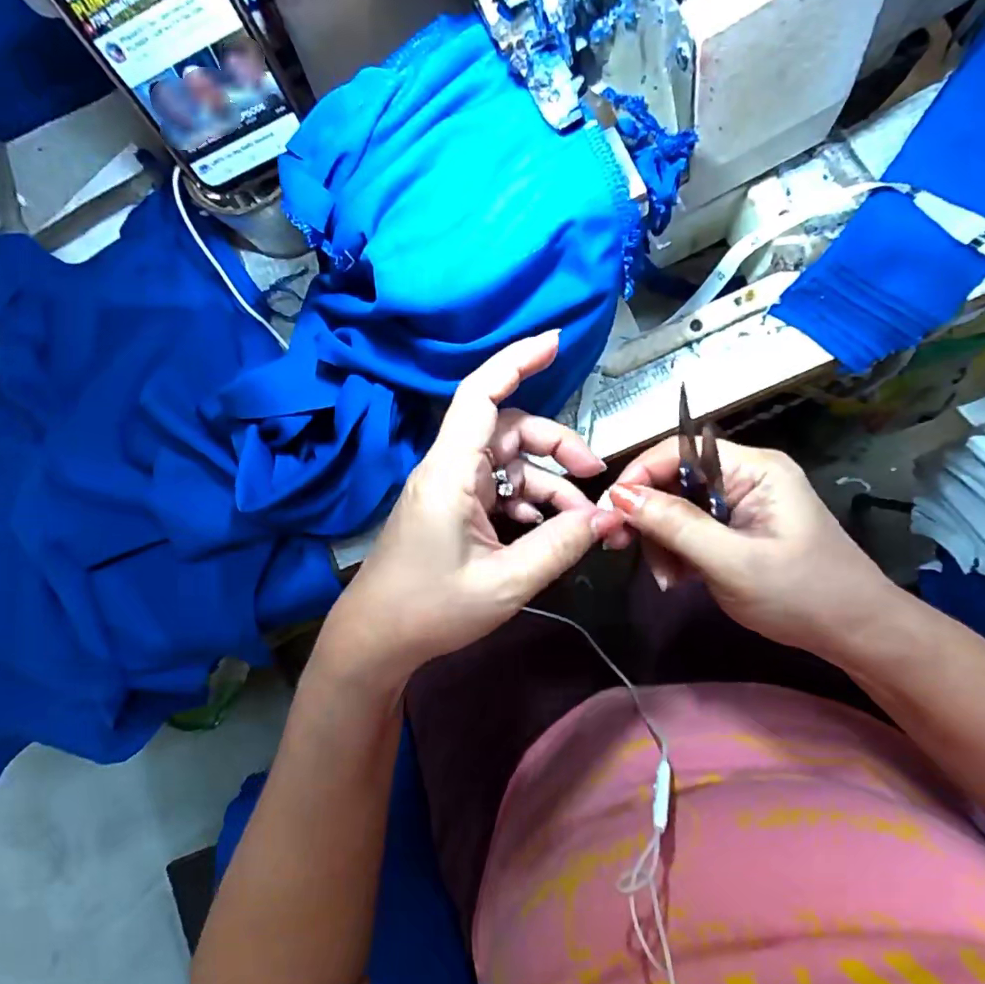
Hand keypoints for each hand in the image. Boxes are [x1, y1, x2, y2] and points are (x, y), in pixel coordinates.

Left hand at [321, 332, 623, 678]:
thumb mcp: (505, 582)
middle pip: (509, 431)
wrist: (375, 642)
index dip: (516, 361)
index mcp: (451, 472)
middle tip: (596, 476)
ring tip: (583, 521)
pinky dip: (530, 502)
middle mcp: (448, 469)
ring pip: (509, 463)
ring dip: (549, 484)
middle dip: (557, 447)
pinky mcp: (452, 509)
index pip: (480, 395)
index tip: (556, 341)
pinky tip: (550, 531)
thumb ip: (560, 545)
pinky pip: (499, 489)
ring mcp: (449, 489)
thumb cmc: (430, 610)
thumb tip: (608, 516)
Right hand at [603, 437, 899, 655]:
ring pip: (678, 508)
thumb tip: (620, 496)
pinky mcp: (737, 530)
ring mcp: (741, 504)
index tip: (612, 511)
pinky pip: (691, 530)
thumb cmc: (801, 594)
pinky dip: (677, 554)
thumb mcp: (732, 561)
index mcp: (754, 468)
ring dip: (661, 542)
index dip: (640, 474)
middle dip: (648, 515)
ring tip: (666, 580)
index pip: (680, 450)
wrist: (855, 632)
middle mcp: (745, 477)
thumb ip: (676, 525)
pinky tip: (677, 581)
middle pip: (675, 480)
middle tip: (621, 547)